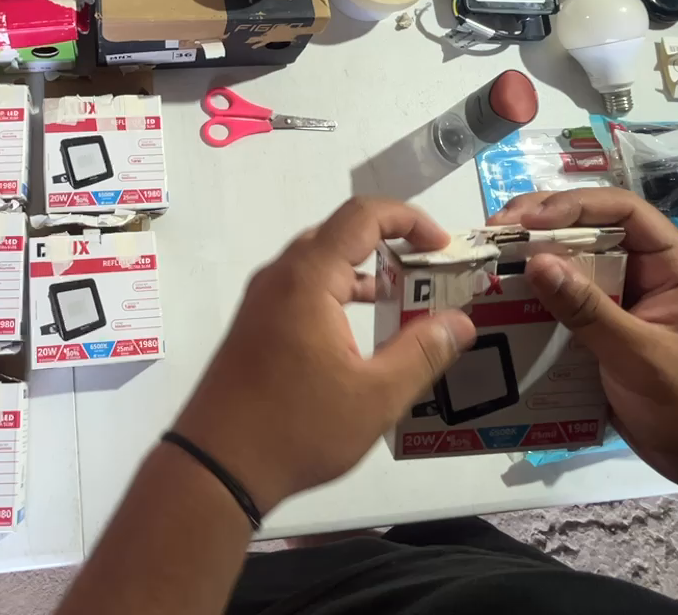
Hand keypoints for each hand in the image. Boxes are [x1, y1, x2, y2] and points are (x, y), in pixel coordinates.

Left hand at [172, 197, 477, 513]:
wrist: (217, 460)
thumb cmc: (297, 426)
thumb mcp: (375, 397)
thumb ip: (422, 352)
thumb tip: (460, 321)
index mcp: (308, 278)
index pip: (361, 216)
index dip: (408, 220)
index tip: (442, 247)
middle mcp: (281, 275)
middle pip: (340, 233)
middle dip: (390, 242)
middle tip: (431, 270)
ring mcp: (263, 297)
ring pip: (321, 260)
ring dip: (364, 268)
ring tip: (407, 295)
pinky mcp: (257, 319)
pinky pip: (304, 284)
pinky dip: (339, 288)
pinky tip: (364, 324)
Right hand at [491, 189, 677, 485]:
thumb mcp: (644, 358)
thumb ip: (590, 310)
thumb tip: (535, 261)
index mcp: (672, 267)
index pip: (623, 211)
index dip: (574, 205)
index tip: (527, 220)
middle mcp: (642, 272)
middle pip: (587, 227)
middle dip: (538, 223)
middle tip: (493, 231)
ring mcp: (618, 299)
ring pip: (568, 260)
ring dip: (528, 255)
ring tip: (487, 256)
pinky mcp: (596, 326)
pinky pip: (558, 296)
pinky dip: (528, 291)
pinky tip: (497, 294)